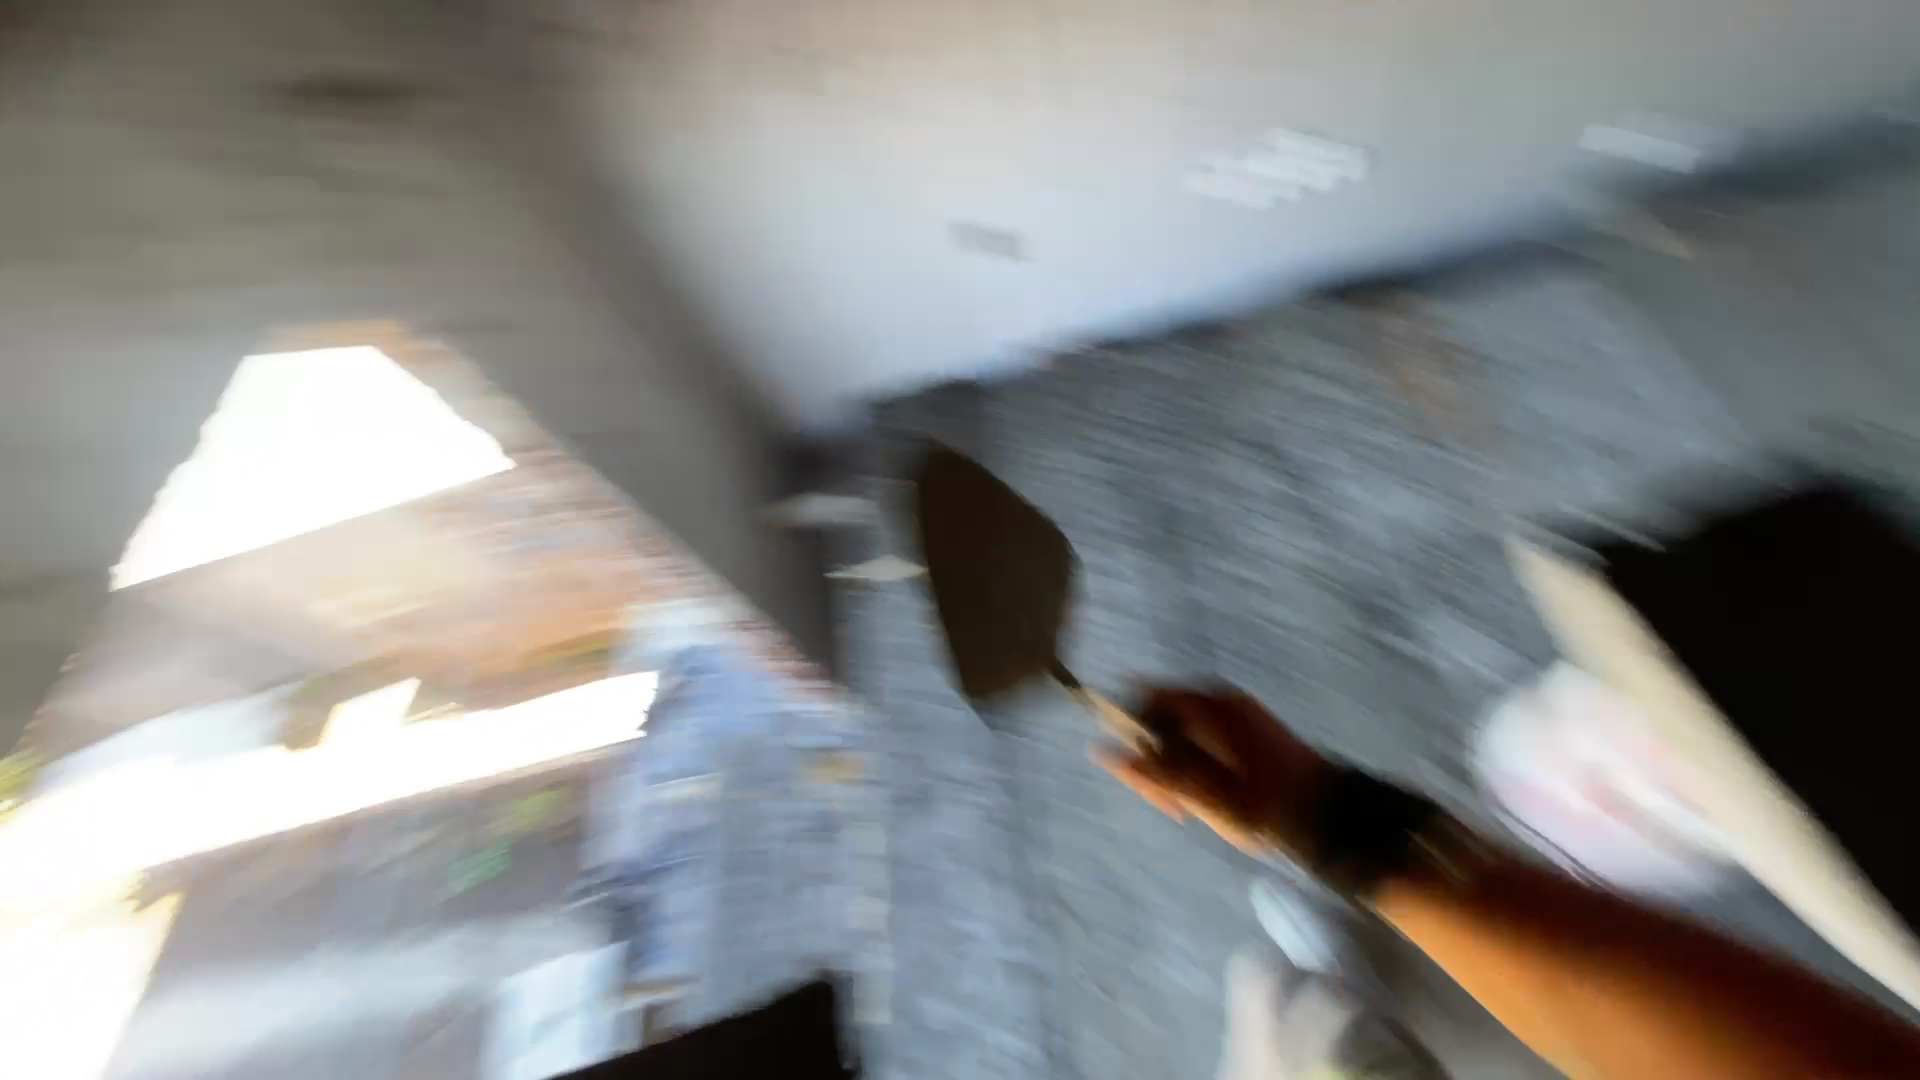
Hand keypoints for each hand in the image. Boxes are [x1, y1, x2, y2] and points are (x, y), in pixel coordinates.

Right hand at [1091, 687, 1336, 857]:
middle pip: (1161, 716)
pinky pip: (1205, 736)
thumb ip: (1150, 770)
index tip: (1141, 777)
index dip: (1131, 735)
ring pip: (1182, 730)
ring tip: (1193, 807)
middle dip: (1156, 759)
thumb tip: (1100, 750)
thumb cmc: (1263, 809)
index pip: (1141, 699)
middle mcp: (1218, 696)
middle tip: (1174, 806)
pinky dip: (1198, 763)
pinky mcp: (1249, 727)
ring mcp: (1236, 709)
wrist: (1335, 821)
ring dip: (1176, 766)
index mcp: (1206, 704)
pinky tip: (1210, 796)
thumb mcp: (1200, 796)